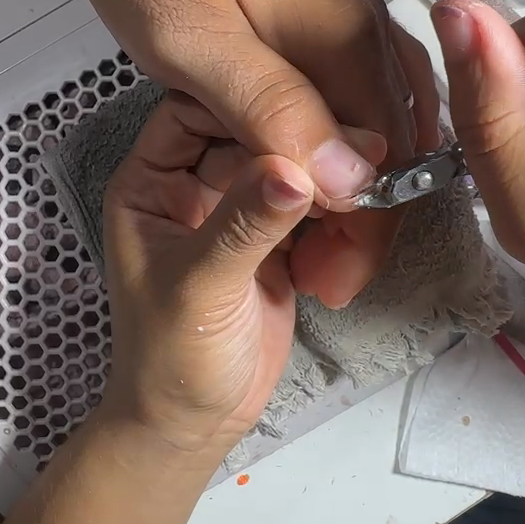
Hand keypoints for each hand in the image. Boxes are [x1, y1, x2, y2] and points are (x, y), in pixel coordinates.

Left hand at [81, 0, 438, 306]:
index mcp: (343, 39)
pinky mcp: (320, 25)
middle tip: (322, 279)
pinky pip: (352, 101)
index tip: (325, 279)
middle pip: (395, 146)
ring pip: (380, 127)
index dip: (364, 226)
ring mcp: (345, 24)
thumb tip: (349, 179)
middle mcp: (364, 31)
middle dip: (366, 221)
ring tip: (317, 251)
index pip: (387, 155)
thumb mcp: (192, 38)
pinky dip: (338, 153)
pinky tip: (308, 183)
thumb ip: (269, 104)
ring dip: (356, 194)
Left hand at [98, 94, 384, 452]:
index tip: (306, 105)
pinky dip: (337, 205)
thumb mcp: (201, 286)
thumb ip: (244, 226)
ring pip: (285, 163)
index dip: (245, 101)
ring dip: (326, 171)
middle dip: (300, 138)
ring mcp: (235, 207)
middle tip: (361, 145)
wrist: (196, 422)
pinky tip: (365, 209)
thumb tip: (294, 169)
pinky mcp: (272, 236)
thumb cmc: (173, 357)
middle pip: (249, 132)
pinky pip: (309, 201)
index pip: (194, 110)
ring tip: (373, 177)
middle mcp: (191, 181)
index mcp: (151, 179)